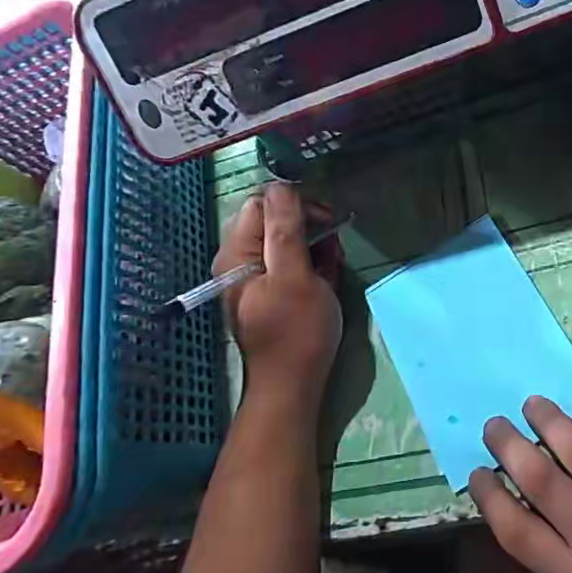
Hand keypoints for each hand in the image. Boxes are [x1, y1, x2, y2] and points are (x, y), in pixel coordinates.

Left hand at [214, 183, 341, 403]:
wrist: (292, 387)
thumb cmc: (296, 332)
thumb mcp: (294, 276)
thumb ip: (285, 230)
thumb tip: (280, 185)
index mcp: (237, 252)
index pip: (263, 203)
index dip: (297, 205)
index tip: (327, 222)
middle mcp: (239, 260)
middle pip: (274, 220)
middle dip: (309, 227)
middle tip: (334, 247)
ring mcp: (254, 277)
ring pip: (286, 242)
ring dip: (315, 247)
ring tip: (332, 267)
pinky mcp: (270, 292)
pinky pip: (290, 264)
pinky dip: (312, 266)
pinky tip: (326, 280)